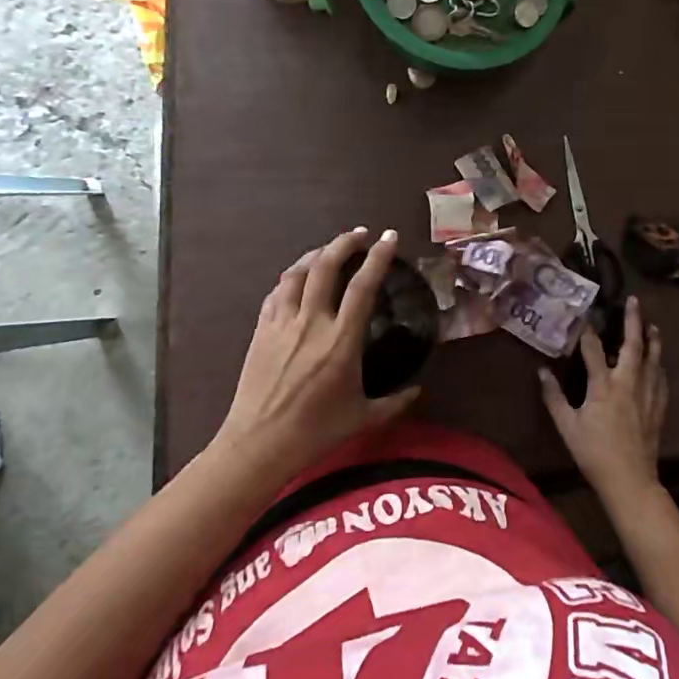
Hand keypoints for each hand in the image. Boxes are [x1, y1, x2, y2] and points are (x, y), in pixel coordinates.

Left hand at [216, 228, 420, 473]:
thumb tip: (418, 390)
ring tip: (329, 250)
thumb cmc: (315, 432)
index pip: (363, 286)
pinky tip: (298, 279)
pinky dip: (291, 278)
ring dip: (315, 254)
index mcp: (341, 341)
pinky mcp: (261, 330)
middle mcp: (311, 322)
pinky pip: (276, 293)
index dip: (378, 257)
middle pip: (326, 266)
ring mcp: (282, 324)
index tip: (389, 238)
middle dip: (344, 242)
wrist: (259, 443)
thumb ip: (395, 402)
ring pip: (297, 273)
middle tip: (360, 234)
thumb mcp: (363, 418)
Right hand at [541, 296, 667, 500]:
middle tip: (634, 301)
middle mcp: (628, 382)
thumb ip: (554, 396)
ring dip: (652, 339)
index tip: (583, 312)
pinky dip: (658, 366)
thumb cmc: (593, 452)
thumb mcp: (567, 425)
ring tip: (652, 325)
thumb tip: (542, 371)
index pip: (593, 348)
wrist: (630, 480)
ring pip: (652, 359)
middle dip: (633, 320)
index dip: (587, 329)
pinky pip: (660, 379)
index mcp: (603, 385)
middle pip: (633, 344)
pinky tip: (658, 363)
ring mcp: (647, 394)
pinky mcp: (658, 407)